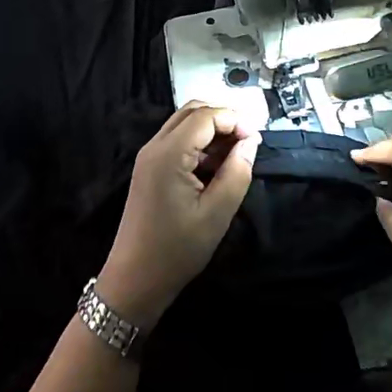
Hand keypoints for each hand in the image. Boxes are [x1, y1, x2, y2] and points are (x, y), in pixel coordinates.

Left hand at [98, 102, 259, 327]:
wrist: (135, 280)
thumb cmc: (177, 249)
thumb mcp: (217, 213)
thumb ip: (237, 172)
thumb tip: (250, 143)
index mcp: (169, 154)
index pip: (206, 116)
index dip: (235, 120)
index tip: (256, 141)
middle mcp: (155, 147)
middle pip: (192, 111)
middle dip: (223, 119)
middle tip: (246, 142)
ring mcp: (148, 158)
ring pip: (184, 124)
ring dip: (212, 131)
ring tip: (235, 157)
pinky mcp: (149, 169)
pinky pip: (177, 142)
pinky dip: (199, 145)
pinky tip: (215, 169)